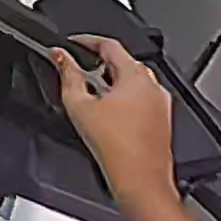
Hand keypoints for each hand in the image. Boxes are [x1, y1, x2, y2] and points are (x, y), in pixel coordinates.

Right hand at [51, 35, 176, 209]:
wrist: (140, 180)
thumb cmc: (116, 145)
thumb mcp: (78, 102)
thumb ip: (67, 73)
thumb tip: (59, 55)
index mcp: (137, 78)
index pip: (110, 45)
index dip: (86, 40)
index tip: (71, 43)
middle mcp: (154, 88)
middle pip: (123, 60)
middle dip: (97, 59)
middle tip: (75, 64)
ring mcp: (161, 105)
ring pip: (132, 78)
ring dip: (109, 76)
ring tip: (87, 86)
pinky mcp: (161, 119)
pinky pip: (140, 95)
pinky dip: (121, 92)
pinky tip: (103, 106)